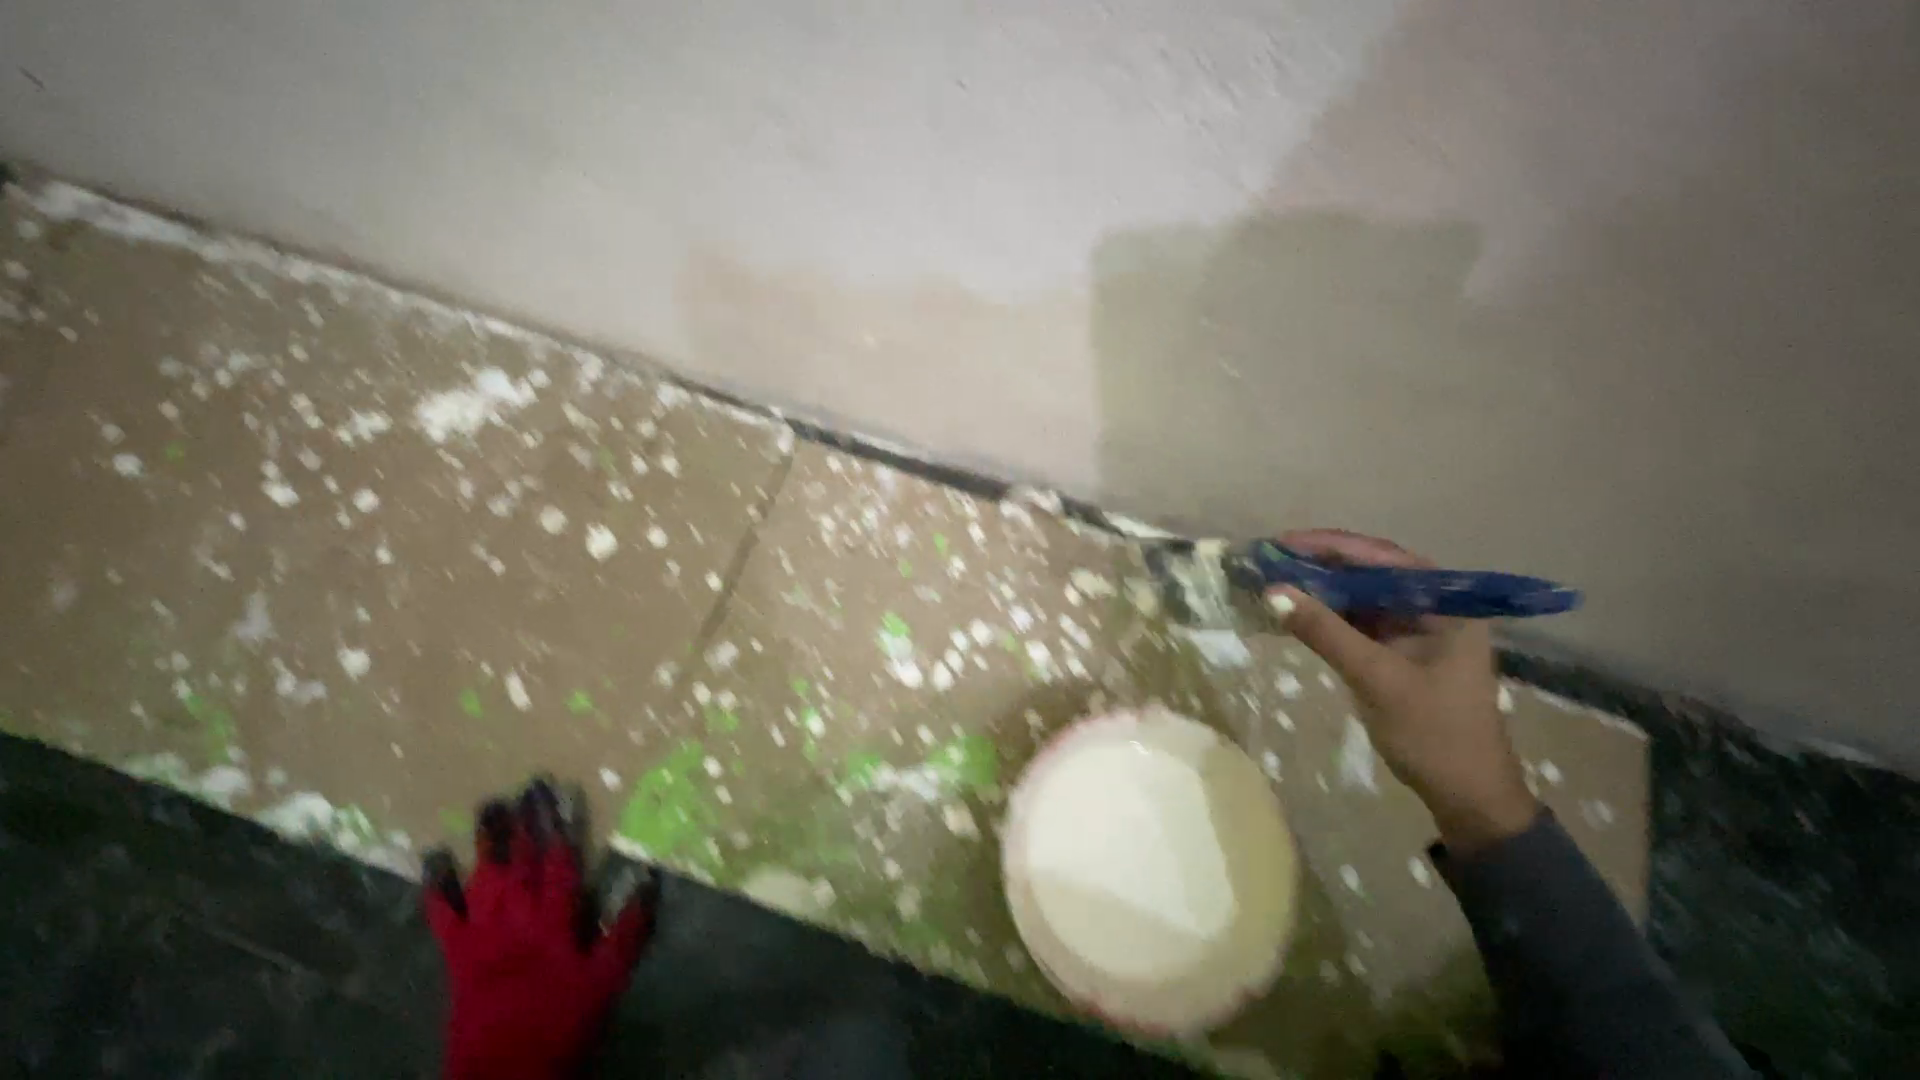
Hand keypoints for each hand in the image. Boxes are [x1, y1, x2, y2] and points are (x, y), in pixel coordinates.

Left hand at [424, 777, 659, 1079]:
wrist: (501, 1075)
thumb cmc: (561, 1024)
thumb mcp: (606, 981)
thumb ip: (627, 930)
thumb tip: (646, 879)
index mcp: (553, 921)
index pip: (560, 862)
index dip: (563, 825)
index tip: (565, 792)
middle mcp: (514, 918)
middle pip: (521, 860)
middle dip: (527, 820)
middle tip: (529, 784)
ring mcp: (481, 934)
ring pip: (483, 876)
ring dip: (486, 839)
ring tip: (489, 804)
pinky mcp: (456, 955)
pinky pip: (442, 915)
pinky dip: (436, 886)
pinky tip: (433, 858)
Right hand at [1267, 530, 1537, 853]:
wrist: (1467, 796)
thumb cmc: (1434, 734)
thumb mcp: (1376, 678)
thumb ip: (1325, 632)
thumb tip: (1273, 591)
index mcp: (1446, 604)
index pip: (1383, 559)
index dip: (1331, 546)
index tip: (1283, 542)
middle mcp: (1432, 608)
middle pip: (1369, 573)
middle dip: (1320, 564)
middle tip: (1270, 560)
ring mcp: (1414, 631)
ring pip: (1360, 597)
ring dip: (1319, 589)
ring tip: (1273, 580)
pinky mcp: (1397, 653)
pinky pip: (1356, 623)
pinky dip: (1325, 617)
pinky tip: (1293, 612)